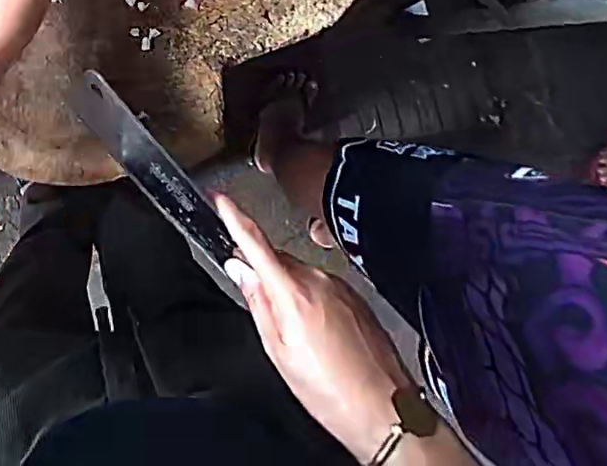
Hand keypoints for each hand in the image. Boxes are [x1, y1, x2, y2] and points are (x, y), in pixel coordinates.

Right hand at [214, 194, 414, 461]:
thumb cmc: (332, 393)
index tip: (221, 198)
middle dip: (264, 273)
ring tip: (299, 338)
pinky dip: (310, 299)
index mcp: (294, 293)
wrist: (385, 408)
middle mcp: (318, 278)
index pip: (256, 242)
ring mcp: (339, 283)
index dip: (234, 216)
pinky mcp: (354, 292)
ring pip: (299, 273)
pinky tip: (318, 334)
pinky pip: (320, 284)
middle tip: (262, 309)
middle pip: (277, 260)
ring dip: (289, 292)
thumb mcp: (280, 354)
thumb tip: (239, 269)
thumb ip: (257, 303)